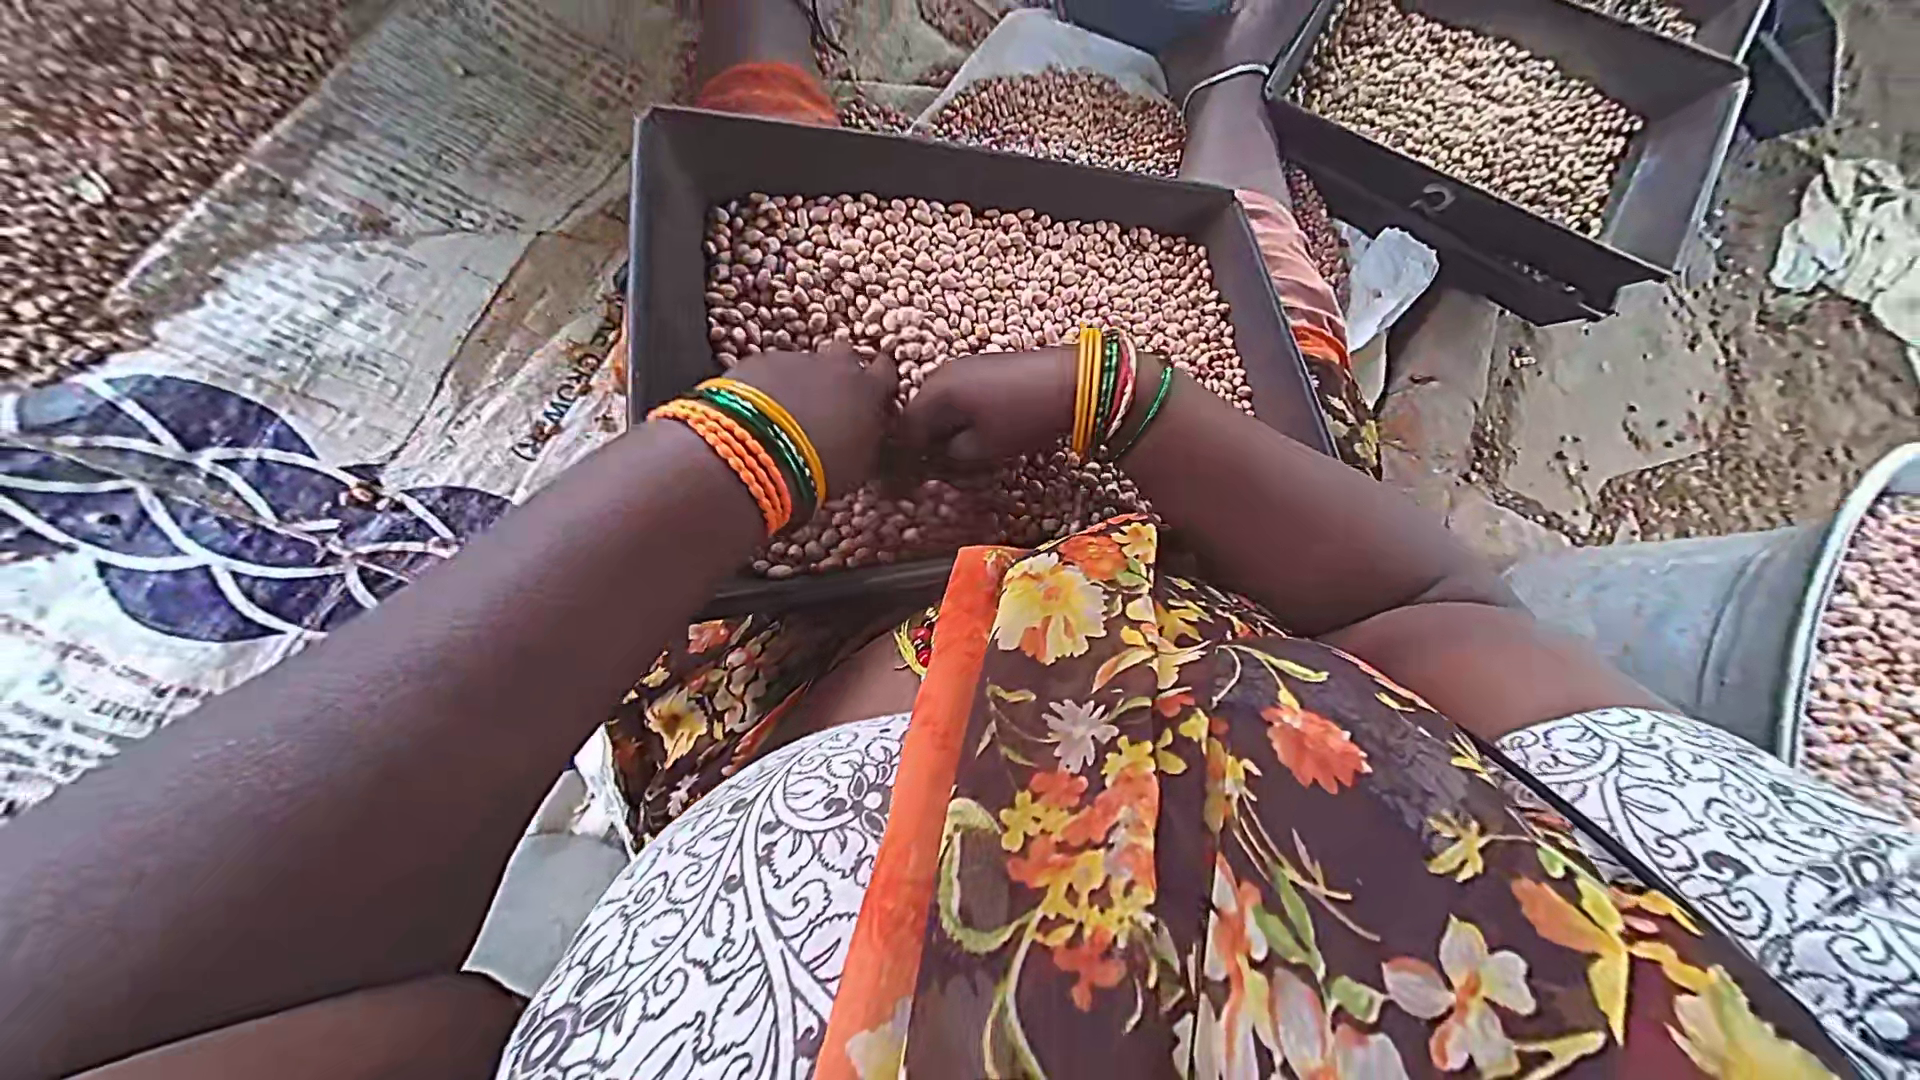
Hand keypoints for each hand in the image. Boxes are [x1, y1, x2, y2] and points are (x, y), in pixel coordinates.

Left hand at [726, 342, 898, 497]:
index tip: (873, 401)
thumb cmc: (822, 468)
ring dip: (803, 382)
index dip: (879, 386)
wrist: (760, 452)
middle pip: (846, 356)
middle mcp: (838, 365)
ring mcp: (797, 359)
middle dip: (841, 374)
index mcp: (870, 389)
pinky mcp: (760, 361)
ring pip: (806, 364)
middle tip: (832, 404)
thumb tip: (871, 436)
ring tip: (790, 415)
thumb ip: (871, 442)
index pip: (886, 372)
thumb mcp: (862, 467)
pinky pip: (771, 369)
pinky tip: (761, 413)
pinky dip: (770, 386)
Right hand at [899, 347, 1076, 464]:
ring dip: (942, 427)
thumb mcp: (984, 447)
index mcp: (935, 392)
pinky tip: (974, 431)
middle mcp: (942, 373)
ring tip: (956, 452)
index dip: (907, 455)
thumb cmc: (1025, 416)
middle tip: (934, 466)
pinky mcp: (983, 367)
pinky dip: (958, 415)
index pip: (905, 428)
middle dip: (924, 439)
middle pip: (919, 412)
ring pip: (939, 403)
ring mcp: (963, 366)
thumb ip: (952, 454)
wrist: (1073, 380)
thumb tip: (938, 457)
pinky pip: (957, 395)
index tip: (914, 476)